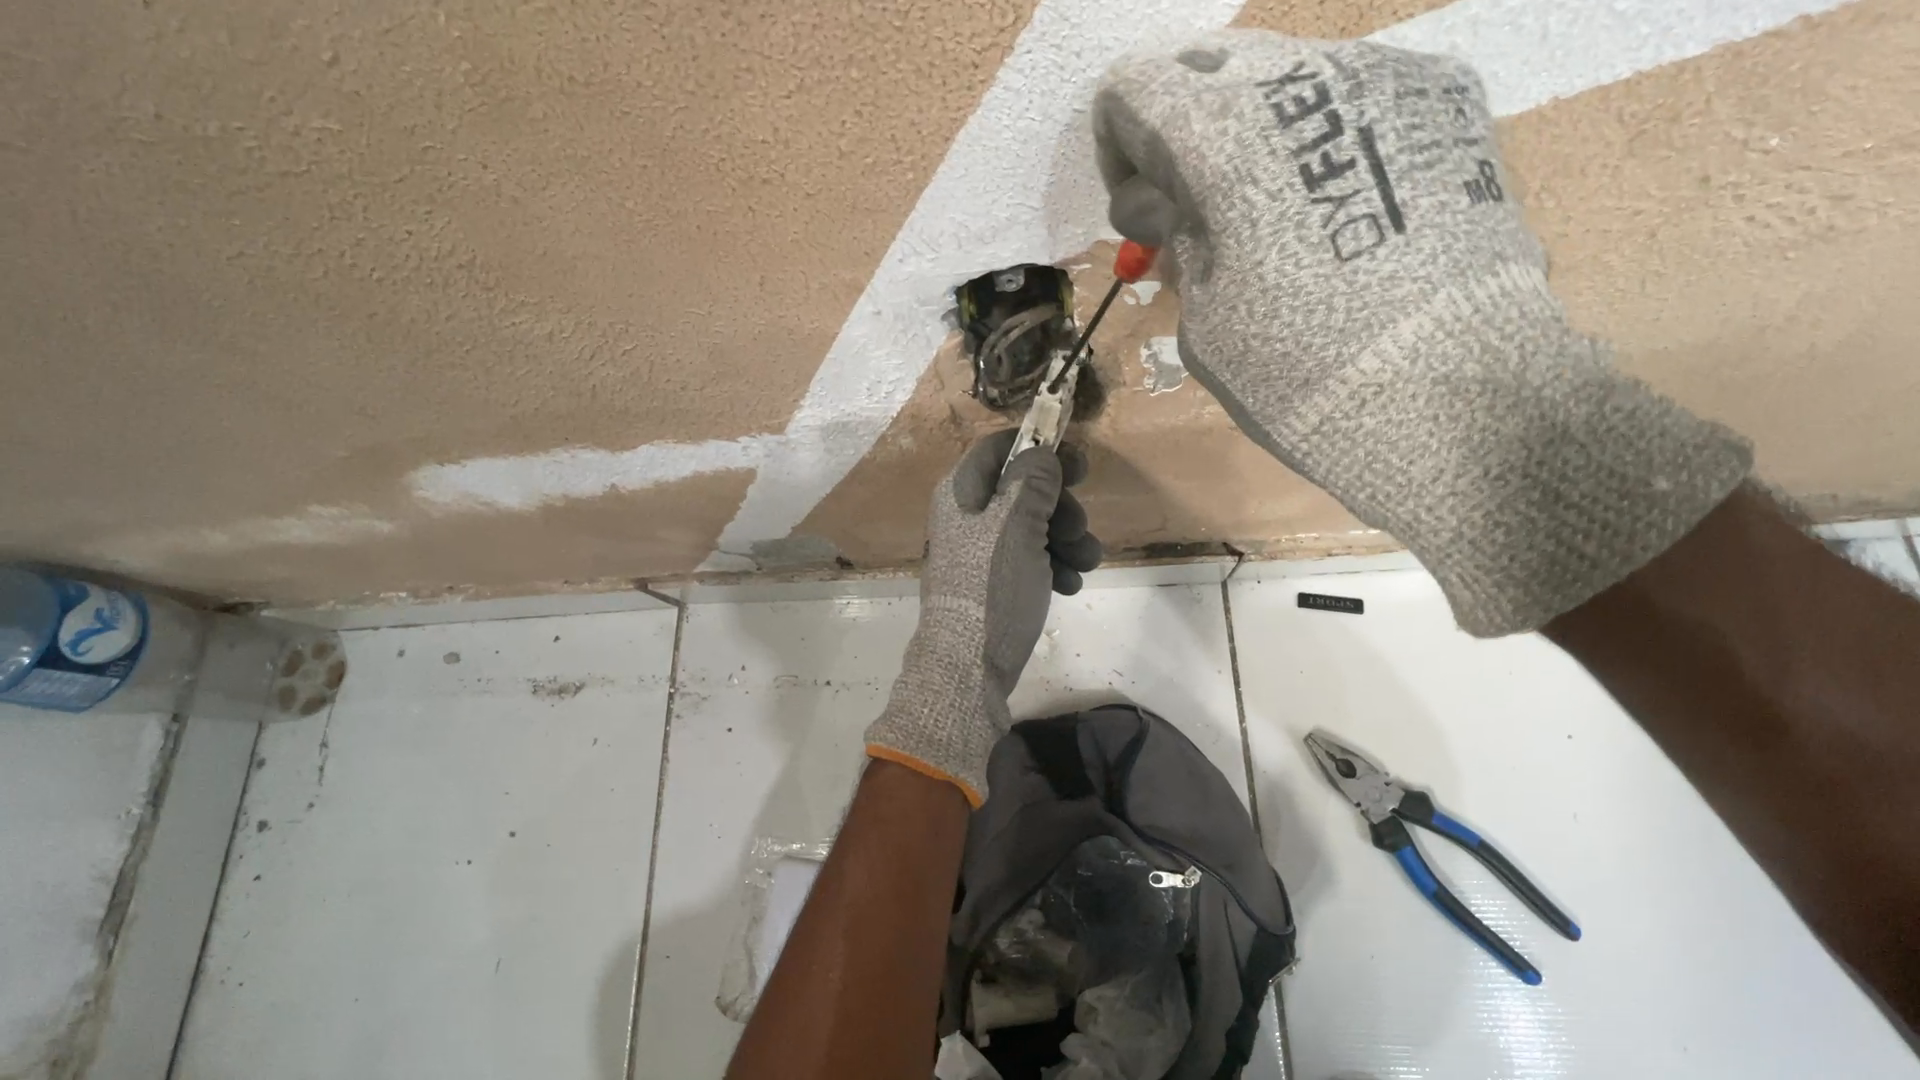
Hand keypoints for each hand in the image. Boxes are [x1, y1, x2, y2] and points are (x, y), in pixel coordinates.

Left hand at [864, 430, 1101, 805]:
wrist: (967, 664)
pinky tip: (1069, 586)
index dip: (1040, 448)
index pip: (999, 448)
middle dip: (1060, 506)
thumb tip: (1041, 454)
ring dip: (1066, 540)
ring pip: (1033, 526)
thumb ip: (1032, 482)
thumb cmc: (990, 586)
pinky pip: (1030, 559)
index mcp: (961, 492)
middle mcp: (966, 516)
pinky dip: (1053, 566)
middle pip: (1023, 488)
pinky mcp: (993, 582)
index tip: (1078, 464)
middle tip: (1078, 528)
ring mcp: (979, 551)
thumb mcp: (1016, 525)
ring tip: (1084, 564)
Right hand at [1094, 31, 1749, 635]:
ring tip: (1281, 214)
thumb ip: (1177, 238)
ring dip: (1256, 131)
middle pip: (1207, 62)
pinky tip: (1347, 208)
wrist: (1459, 398)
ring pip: (1285, 72)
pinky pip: (1356, 93)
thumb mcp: (1203, 318)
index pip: (1132, 87)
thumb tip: (1170, 203)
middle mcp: (1304, 75)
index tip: (1146, 212)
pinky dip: (1326, 137)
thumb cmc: (1303, 374)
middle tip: (1200, 208)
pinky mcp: (1449, 99)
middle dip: (1182, 129)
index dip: (1118, 150)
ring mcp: (1387, 76)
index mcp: (1224, 133)